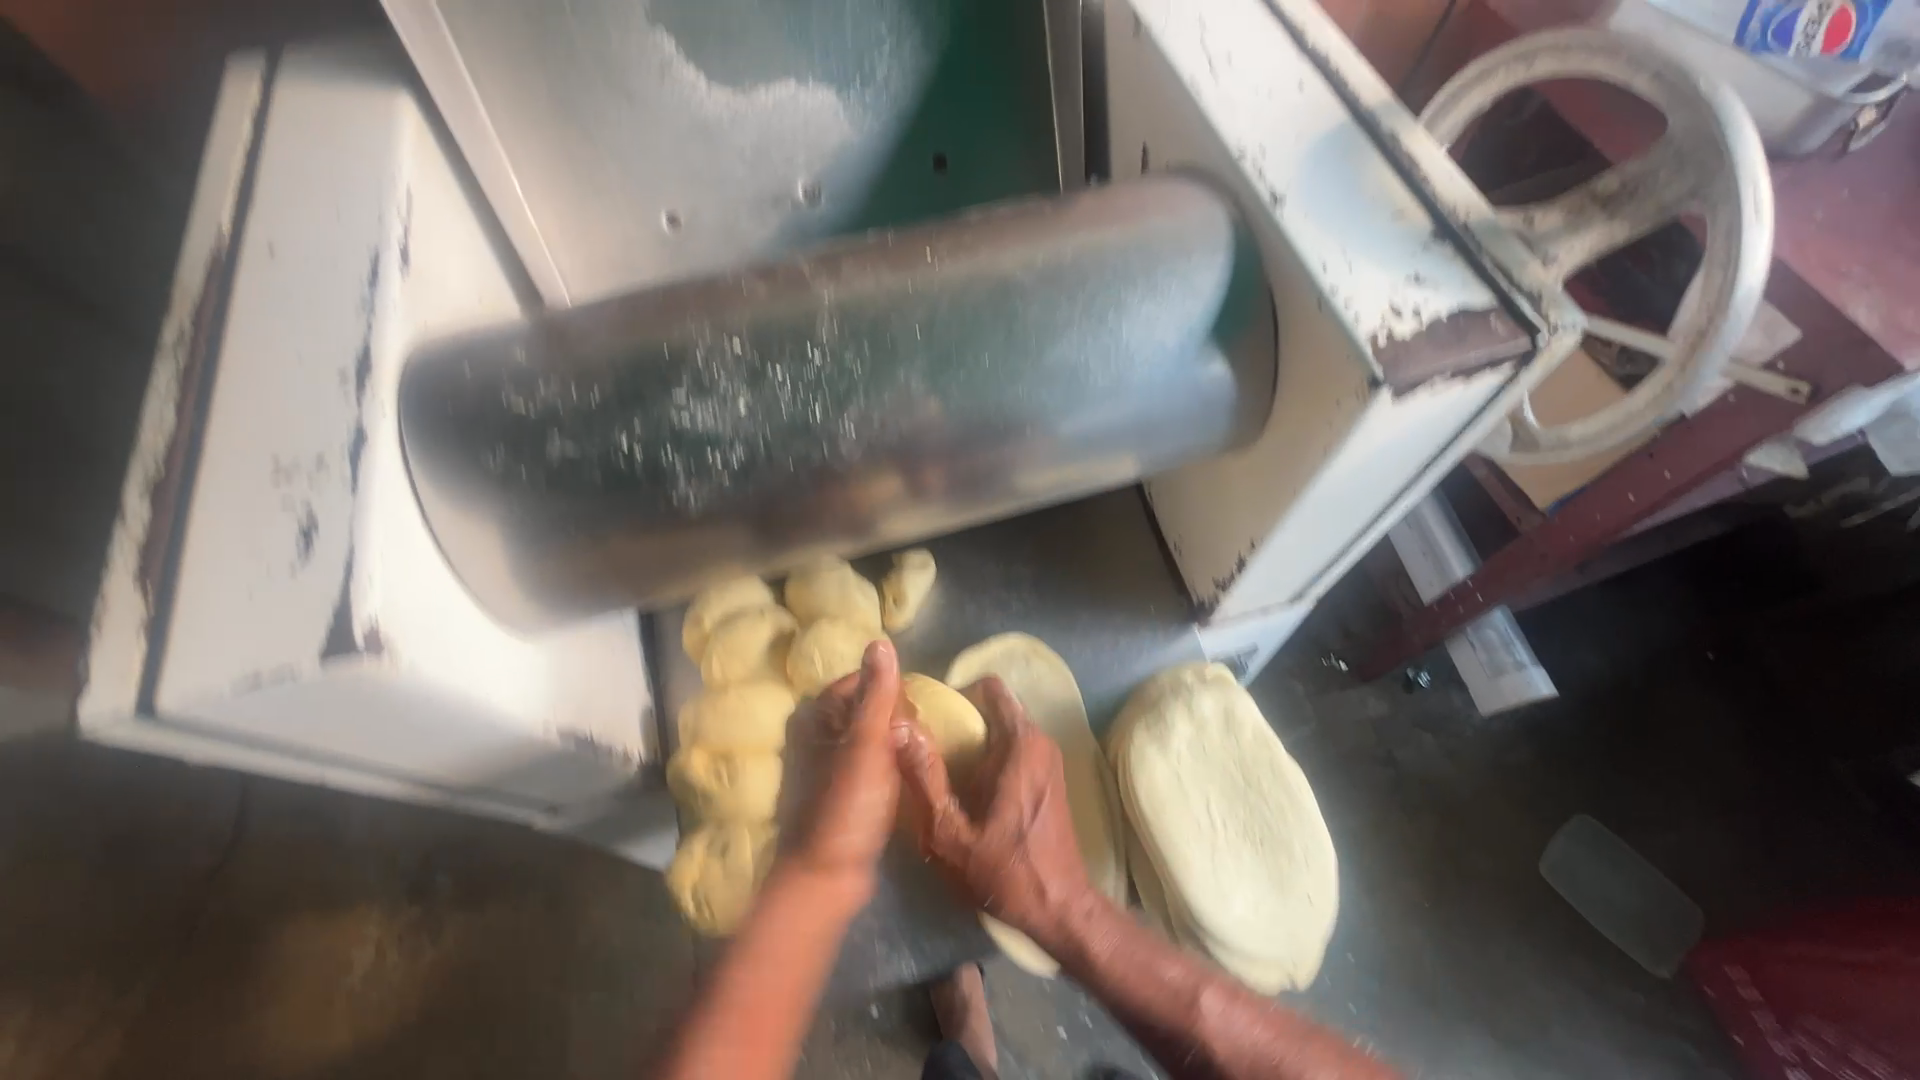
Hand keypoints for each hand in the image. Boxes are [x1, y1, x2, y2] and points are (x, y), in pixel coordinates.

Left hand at [784, 641, 903, 889]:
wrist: (827, 876)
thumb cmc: (846, 805)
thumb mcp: (866, 743)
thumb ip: (877, 693)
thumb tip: (881, 641)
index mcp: (816, 714)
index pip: (868, 680)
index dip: (894, 698)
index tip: (907, 726)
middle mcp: (819, 732)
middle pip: (876, 707)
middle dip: (899, 725)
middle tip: (906, 753)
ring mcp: (832, 763)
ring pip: (880, 737)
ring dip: (900, 749)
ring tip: (908, 771)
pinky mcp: (844, 789)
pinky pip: (877, 763)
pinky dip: (892, 769)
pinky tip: (903, 785)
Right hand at [893, 676, 1091, 945]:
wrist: (1058, 908)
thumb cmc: (1006, 872)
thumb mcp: (951, 833)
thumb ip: (924, 777)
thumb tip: (897, 727)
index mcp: (1020, 743)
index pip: (989, 688)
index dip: (956, 693)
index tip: (928, 713)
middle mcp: (1039, 742)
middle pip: (992, 709)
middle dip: (958, 720)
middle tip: (923, 744)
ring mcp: (1047, 760)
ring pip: (1001, 731)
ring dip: (971, 742)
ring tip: (936, 768)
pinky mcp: (1047, 778)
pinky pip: (1012, 750)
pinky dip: (987, 759)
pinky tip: (963, 790)